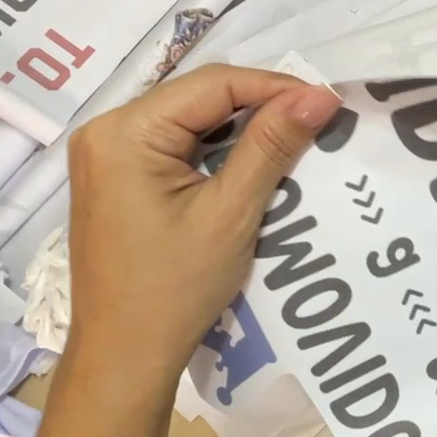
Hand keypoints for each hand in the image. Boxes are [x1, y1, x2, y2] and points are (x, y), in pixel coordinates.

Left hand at [64, 65, 340, 387]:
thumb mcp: (231, 213)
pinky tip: (255, 163)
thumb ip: (271, 147)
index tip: (328, 102)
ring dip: (244, 128)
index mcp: (125, 132)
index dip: (275, 87)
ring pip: (191, 120)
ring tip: (297, 139)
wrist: (127, 352)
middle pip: (198, 96)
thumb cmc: (177, 286)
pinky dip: (220, 151)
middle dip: (261, 105)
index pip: (212, 84)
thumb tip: (319, 96)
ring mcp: (110, 155)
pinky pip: (179, 147)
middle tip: (318, 121)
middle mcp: (107, 130)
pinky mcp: (120, 179)